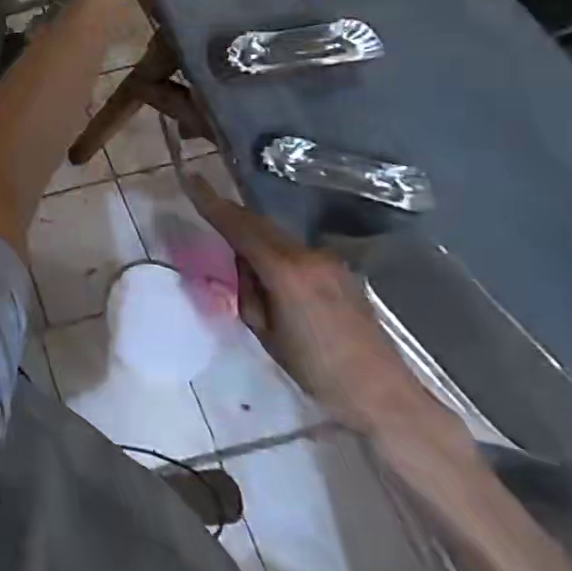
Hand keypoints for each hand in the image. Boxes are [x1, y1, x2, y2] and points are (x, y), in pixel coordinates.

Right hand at [184, 174, 445, 435]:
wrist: (381, 393)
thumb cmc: (315, 370)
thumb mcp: (265, 332)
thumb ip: (249, 291)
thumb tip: (245, 266)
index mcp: (284, 270)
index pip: (238, 227)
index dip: (210, 202)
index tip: (190, 177)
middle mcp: (307, 254)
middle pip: (259, 224)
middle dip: (231, 216)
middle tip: (205, 208)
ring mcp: (328, 260)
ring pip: (278, 235)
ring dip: (254, 236)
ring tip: (242, 264)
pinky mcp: (341, 270)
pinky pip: (296, 248)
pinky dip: (276, 250)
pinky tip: (273, 276)